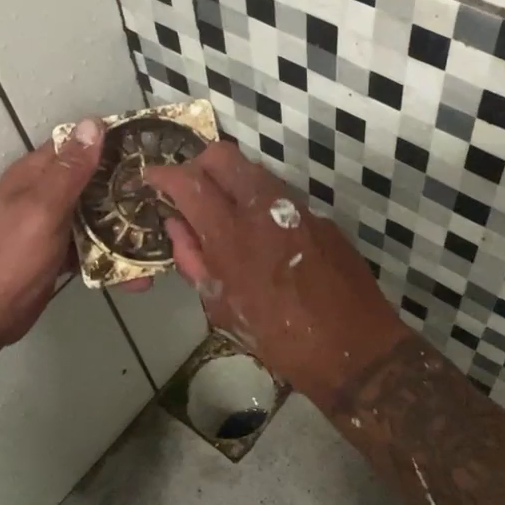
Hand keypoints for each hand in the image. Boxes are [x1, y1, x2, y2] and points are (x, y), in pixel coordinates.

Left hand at [0, 118, 146, 354]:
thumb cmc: (8, 258)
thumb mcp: (41, 208)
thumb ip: (69, 170)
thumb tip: (93, 123)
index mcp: (33, 175)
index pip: (76, 144)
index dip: (111, 142)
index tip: (151, 147)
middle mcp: (43, 195)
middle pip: (92, 182)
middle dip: (127, 188)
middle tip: (167, 195)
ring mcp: (51, 227)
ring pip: (95, 217)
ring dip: (124, 227)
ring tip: (163, 236)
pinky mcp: (58, 256)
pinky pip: (91, 250)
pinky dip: (112, 259)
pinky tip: (140, 274)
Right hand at [144, 143, 409, 404]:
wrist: (354, 348)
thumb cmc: (279, 339)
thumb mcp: (223, 308)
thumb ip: (195, 261)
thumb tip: (177, 227)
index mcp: (231, 234)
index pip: (188, 182)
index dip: (163, 174)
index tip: (151, 178)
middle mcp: (263, 208)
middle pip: (222, 156)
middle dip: (198, 165)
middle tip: (189, 191)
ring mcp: (297, 208)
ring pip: (253, 170)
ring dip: (230, 180)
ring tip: (222, 212)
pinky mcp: (320, 217)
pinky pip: (279, 194)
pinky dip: (259, 202)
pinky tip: (260, 234)